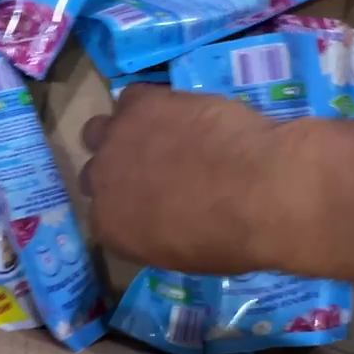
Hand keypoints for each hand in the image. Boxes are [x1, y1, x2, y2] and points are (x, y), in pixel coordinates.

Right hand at [79, 86, 307, 274]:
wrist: (259, 189)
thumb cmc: (231, 237)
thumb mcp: (186, 255)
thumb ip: (156, 235)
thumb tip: (161, 222)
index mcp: (110, 227)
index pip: (102, 217)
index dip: (124, 209)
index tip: (147, 208)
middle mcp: (101, 181)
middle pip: (94, 172)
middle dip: (116, 173)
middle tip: (152, 173)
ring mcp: (117, 138)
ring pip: (99, 130)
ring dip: (120, 134)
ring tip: (155, 136)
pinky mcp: (143, 104)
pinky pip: (131, 97)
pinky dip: (147, 104)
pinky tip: (174, 111)